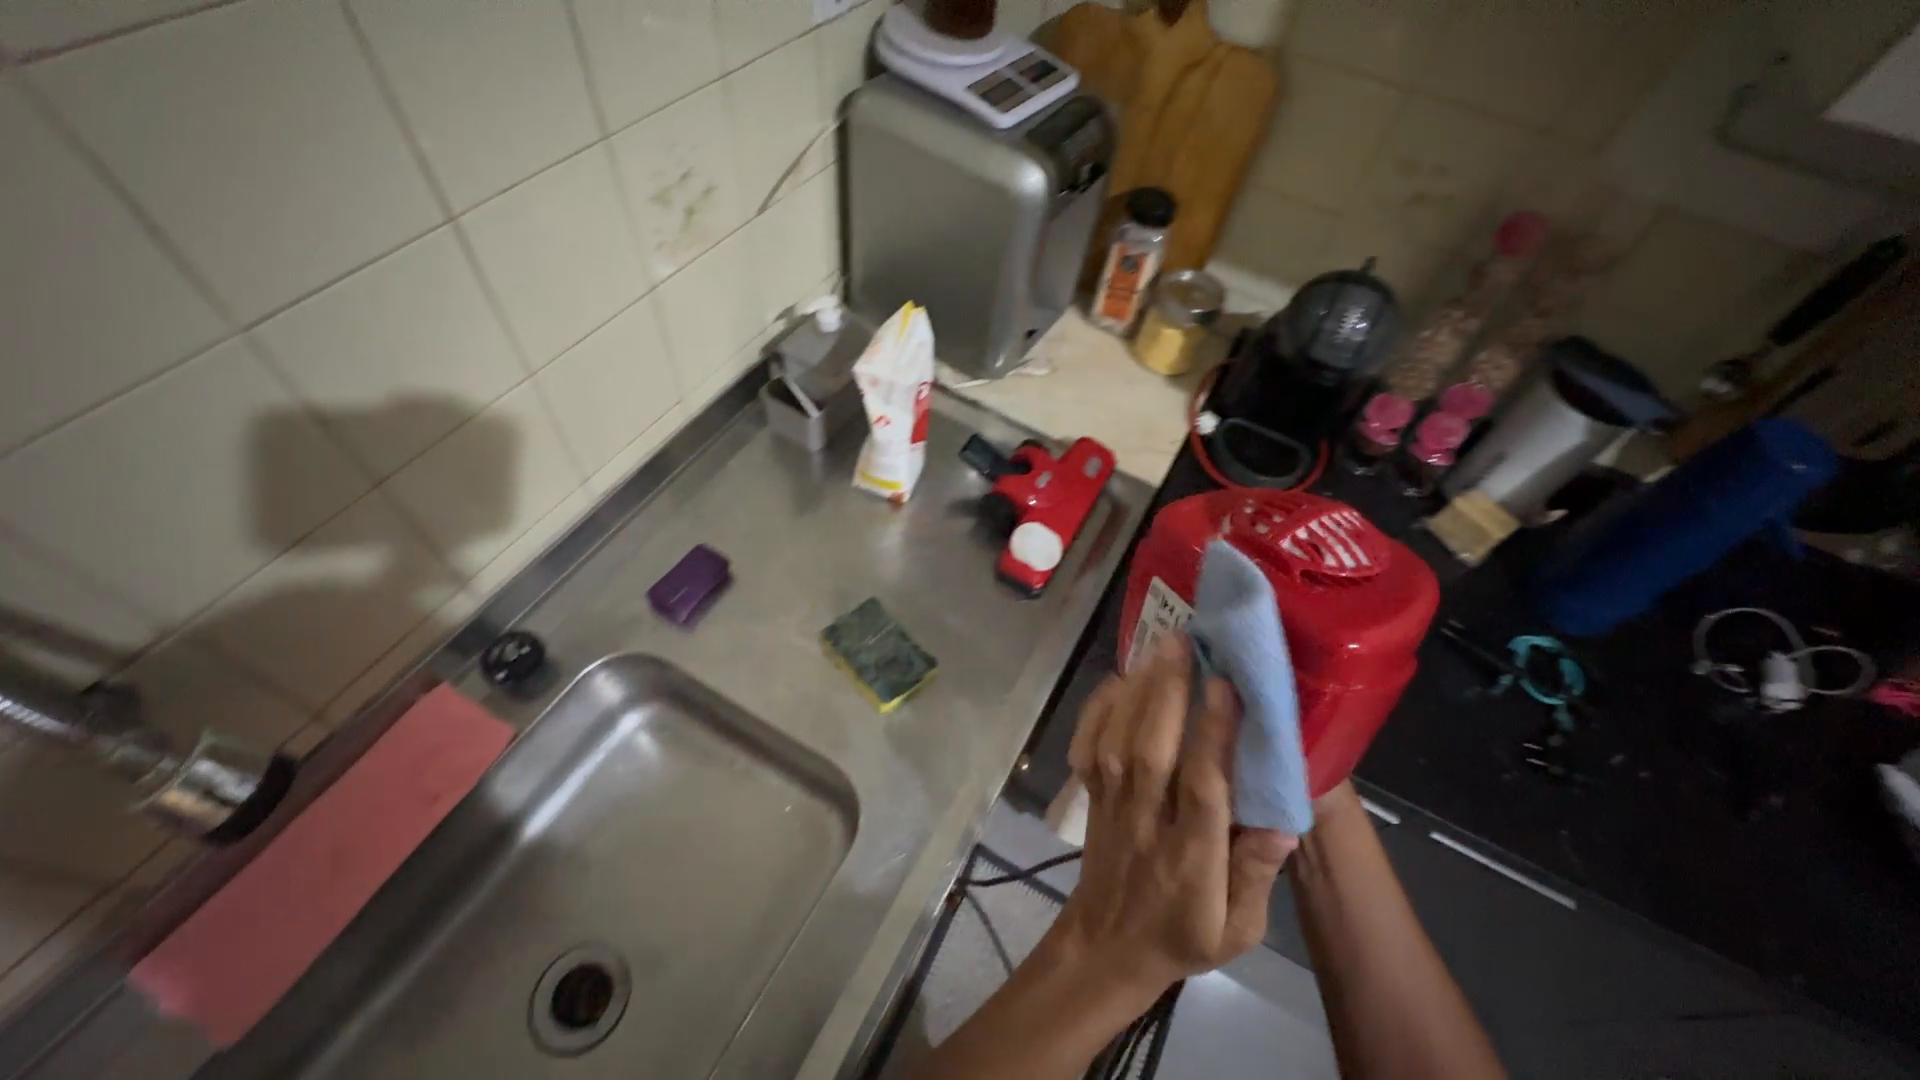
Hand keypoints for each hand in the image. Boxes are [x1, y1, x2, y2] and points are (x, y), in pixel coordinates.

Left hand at [1053, 633, 1296, 998]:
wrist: (1107, 949)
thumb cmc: (1183, 937)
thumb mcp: (1237, 929)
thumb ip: (1257, 876)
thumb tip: (1283, 823)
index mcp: (1191, 858)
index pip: (1203, 787)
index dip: (1213, 734)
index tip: (1225, 686)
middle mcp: (1147, 822)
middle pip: (1153, 751)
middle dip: (1167, 693)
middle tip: (1186, 641)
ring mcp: (1111, 807)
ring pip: (1119, 742)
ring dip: (1137, 691)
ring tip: (1158, 646)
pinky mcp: (1090, 799)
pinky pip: (1086, 749)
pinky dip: (1096, 712)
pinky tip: (1117, 681)